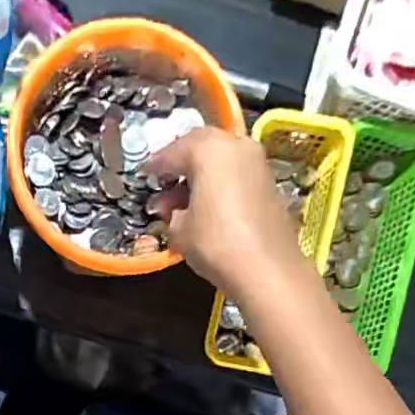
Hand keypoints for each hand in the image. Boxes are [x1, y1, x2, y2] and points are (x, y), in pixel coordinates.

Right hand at [146, 127, 305, 297]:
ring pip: (221, 159)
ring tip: (185, 200)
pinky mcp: (269, 181)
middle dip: (181, 164)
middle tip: (165, 184)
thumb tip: (169, 207)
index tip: (144, 177)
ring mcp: (257, 161)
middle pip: (201, 147)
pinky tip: (209, 206)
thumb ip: (170, 212)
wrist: (267, 268)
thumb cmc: (216, 244)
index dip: (155, 167)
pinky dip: (220, 183)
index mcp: (208, 150)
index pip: (172, 152)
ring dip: (202, 174)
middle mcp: (235, 145)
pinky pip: (236, 174)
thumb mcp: (180, 230)